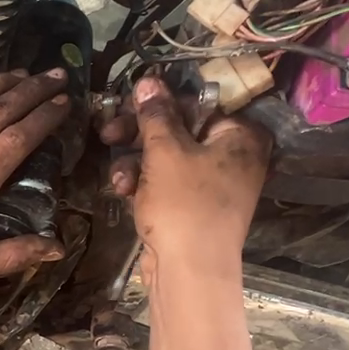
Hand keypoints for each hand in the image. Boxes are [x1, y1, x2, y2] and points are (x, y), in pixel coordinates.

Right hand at [98, 78, 270, 268]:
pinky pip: (167, 183)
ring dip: (136, 164)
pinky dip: (145, 184)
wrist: (190, 268)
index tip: (124, 106)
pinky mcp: (194, 206)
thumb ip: (155, 116)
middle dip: (139, 137)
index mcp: (240, 134)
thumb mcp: (164, 153)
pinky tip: (124, 193)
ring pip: (168, 158)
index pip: (197, 103)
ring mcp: (214, 183)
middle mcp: (234, 154)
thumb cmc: (184, 204)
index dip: (158, 103)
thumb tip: (148, 81)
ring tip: (118, 180)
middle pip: (179, 130)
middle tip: (108, 135)